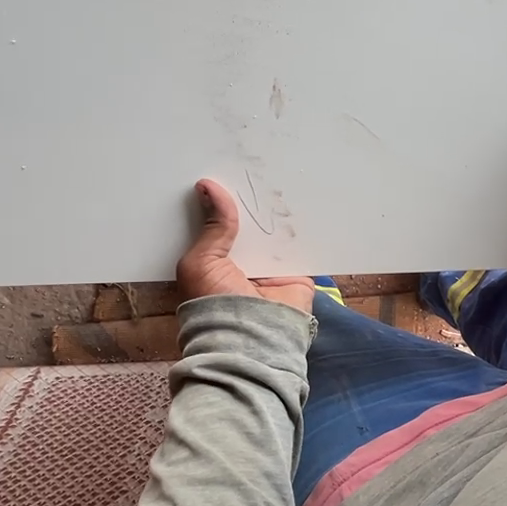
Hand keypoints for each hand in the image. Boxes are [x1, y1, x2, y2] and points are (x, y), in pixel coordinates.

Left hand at [177, 179, 315, 313]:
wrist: (252, 338)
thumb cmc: (215, 304)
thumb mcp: (201, 262)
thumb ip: (212, 227)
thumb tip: (207, 186)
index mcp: (215, 261)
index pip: (219, 224)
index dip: (223, 201)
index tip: (227, 171)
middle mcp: (243, 262)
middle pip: (250, 225)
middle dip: (252, 202)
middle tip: (256, 167)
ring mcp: (271, 268)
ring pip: (276, 232)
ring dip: (279, 211)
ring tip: (281, 175)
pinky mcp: (297, 273)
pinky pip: (301, 245)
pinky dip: (304, 228)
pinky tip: (305, 200)